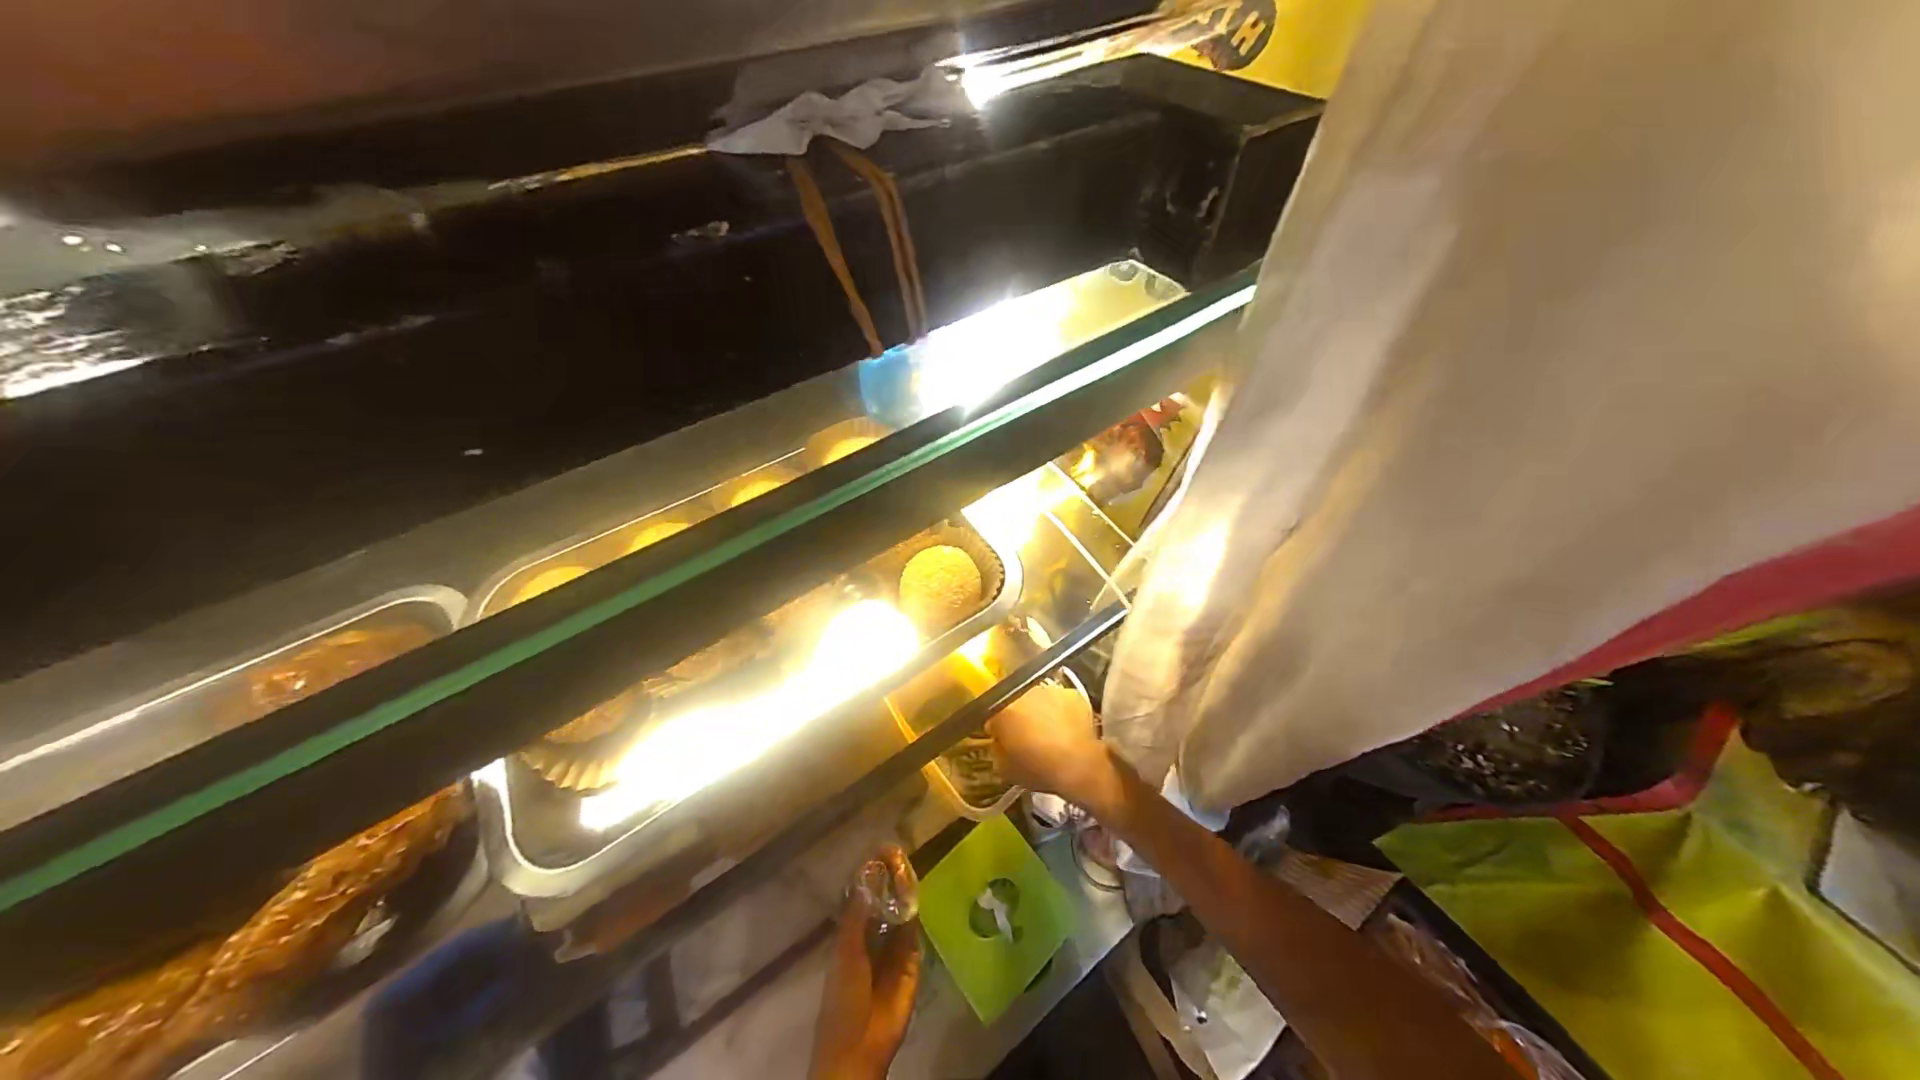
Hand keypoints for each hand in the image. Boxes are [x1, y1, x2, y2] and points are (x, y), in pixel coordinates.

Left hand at [810, 848, 920, 1079]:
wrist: (860, 1044)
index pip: (864, 897)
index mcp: (852, 935)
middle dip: (889, 876)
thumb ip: (858, 914)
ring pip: (900, 910)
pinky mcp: (913, 959)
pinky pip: (914, 929)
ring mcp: (894, 947)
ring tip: (905, 860)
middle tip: (895, 849)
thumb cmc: (843, 998)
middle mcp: (874, 936)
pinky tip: (913, 889)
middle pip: (884, 900)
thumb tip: (868, 875)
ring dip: (902, 888)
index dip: (871, 875)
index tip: (879, 850)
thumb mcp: (845, 951)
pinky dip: (914, 908)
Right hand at [986, 683, 1127, 814]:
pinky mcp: (1072, 694)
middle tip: (1027, 736)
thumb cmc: (1038, 770)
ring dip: (1040, 711)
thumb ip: (997, 749)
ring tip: (1049, 732)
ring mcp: (1050, 690)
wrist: (1080, 766)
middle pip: (1016, 702)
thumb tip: (1000, 740)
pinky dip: (1061, 711)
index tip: (1003, 739)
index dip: (997, 728)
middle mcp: (1024, 693)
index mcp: (1002, 710)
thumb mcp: (1005, 769)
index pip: (991, 714)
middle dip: (1019, 716)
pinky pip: (1060, 701)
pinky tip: (1067, 728)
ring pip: (1039, 699)